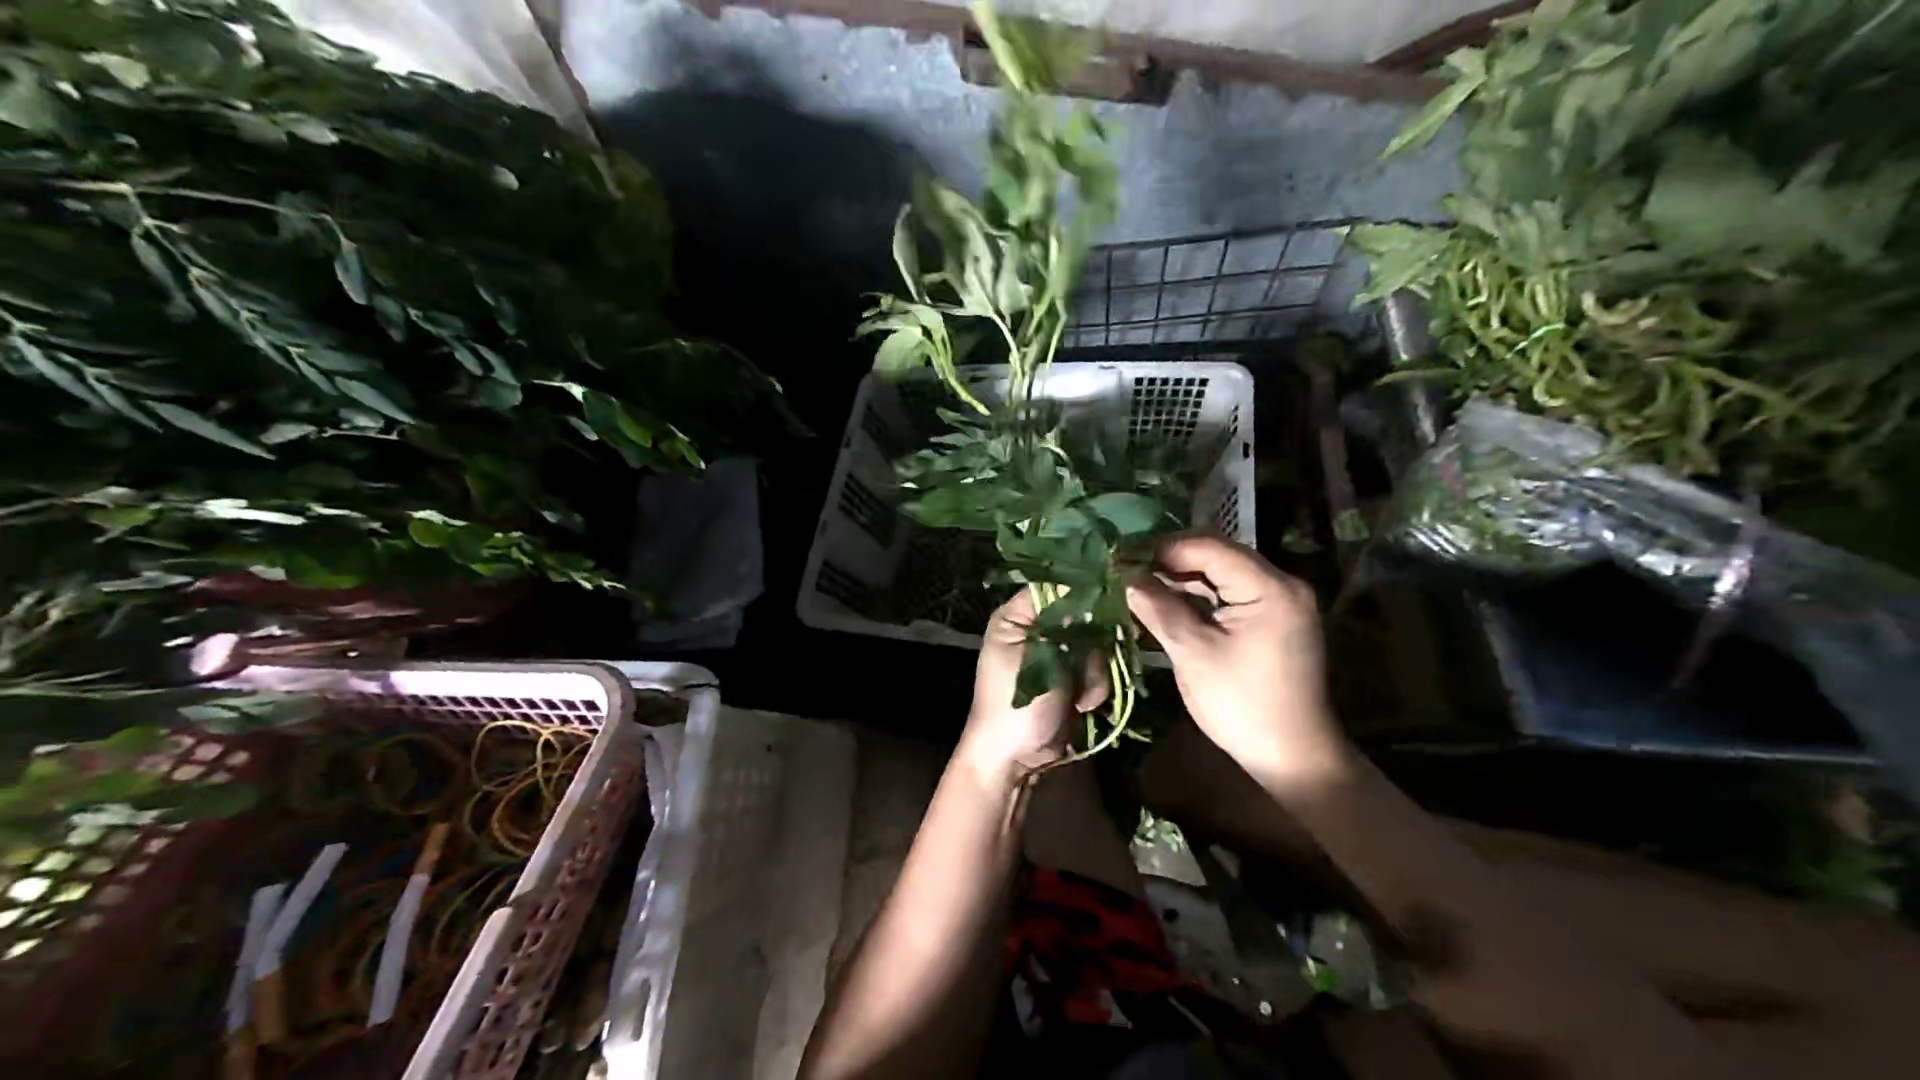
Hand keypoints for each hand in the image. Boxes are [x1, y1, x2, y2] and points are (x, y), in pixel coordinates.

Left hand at [957, 589, 1106, 787]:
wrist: (1015, 758)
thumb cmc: (1015, 704)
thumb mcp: (1035, 657)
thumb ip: (1061, 620)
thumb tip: (1091, 585)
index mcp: (1017, 615)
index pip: (1057, 584)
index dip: (1085, 590)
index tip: (1111, 599)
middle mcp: (1037, 627)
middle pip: (1084, 614)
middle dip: (1092, 646)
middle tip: (1083, 669)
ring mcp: (1057, 653)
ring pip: (1097, 644)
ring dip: (1094, 673)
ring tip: (1079, 698)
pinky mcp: (1074, 676)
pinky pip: (1099, 669)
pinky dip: (1096, 688)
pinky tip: (1083, 706)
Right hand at [1125, 535, 1345, 783]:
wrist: (1292, 757)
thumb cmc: (1242, 704)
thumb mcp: (1193, 654)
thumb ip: (1159, 608)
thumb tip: (1126, 578)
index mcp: (1270, 587)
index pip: (1209, 547)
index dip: (1162, 548)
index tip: (1121, 556)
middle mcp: (1281, 584)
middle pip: (1217, 556)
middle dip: (1169, 560)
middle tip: (1125, 568)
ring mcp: (1279, 602)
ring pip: (1221, 575)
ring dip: (1181, 578)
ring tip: (1137, 582)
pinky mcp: (1272, 620)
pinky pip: (1230, 595)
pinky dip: (1198, 597)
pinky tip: (1165, 601)